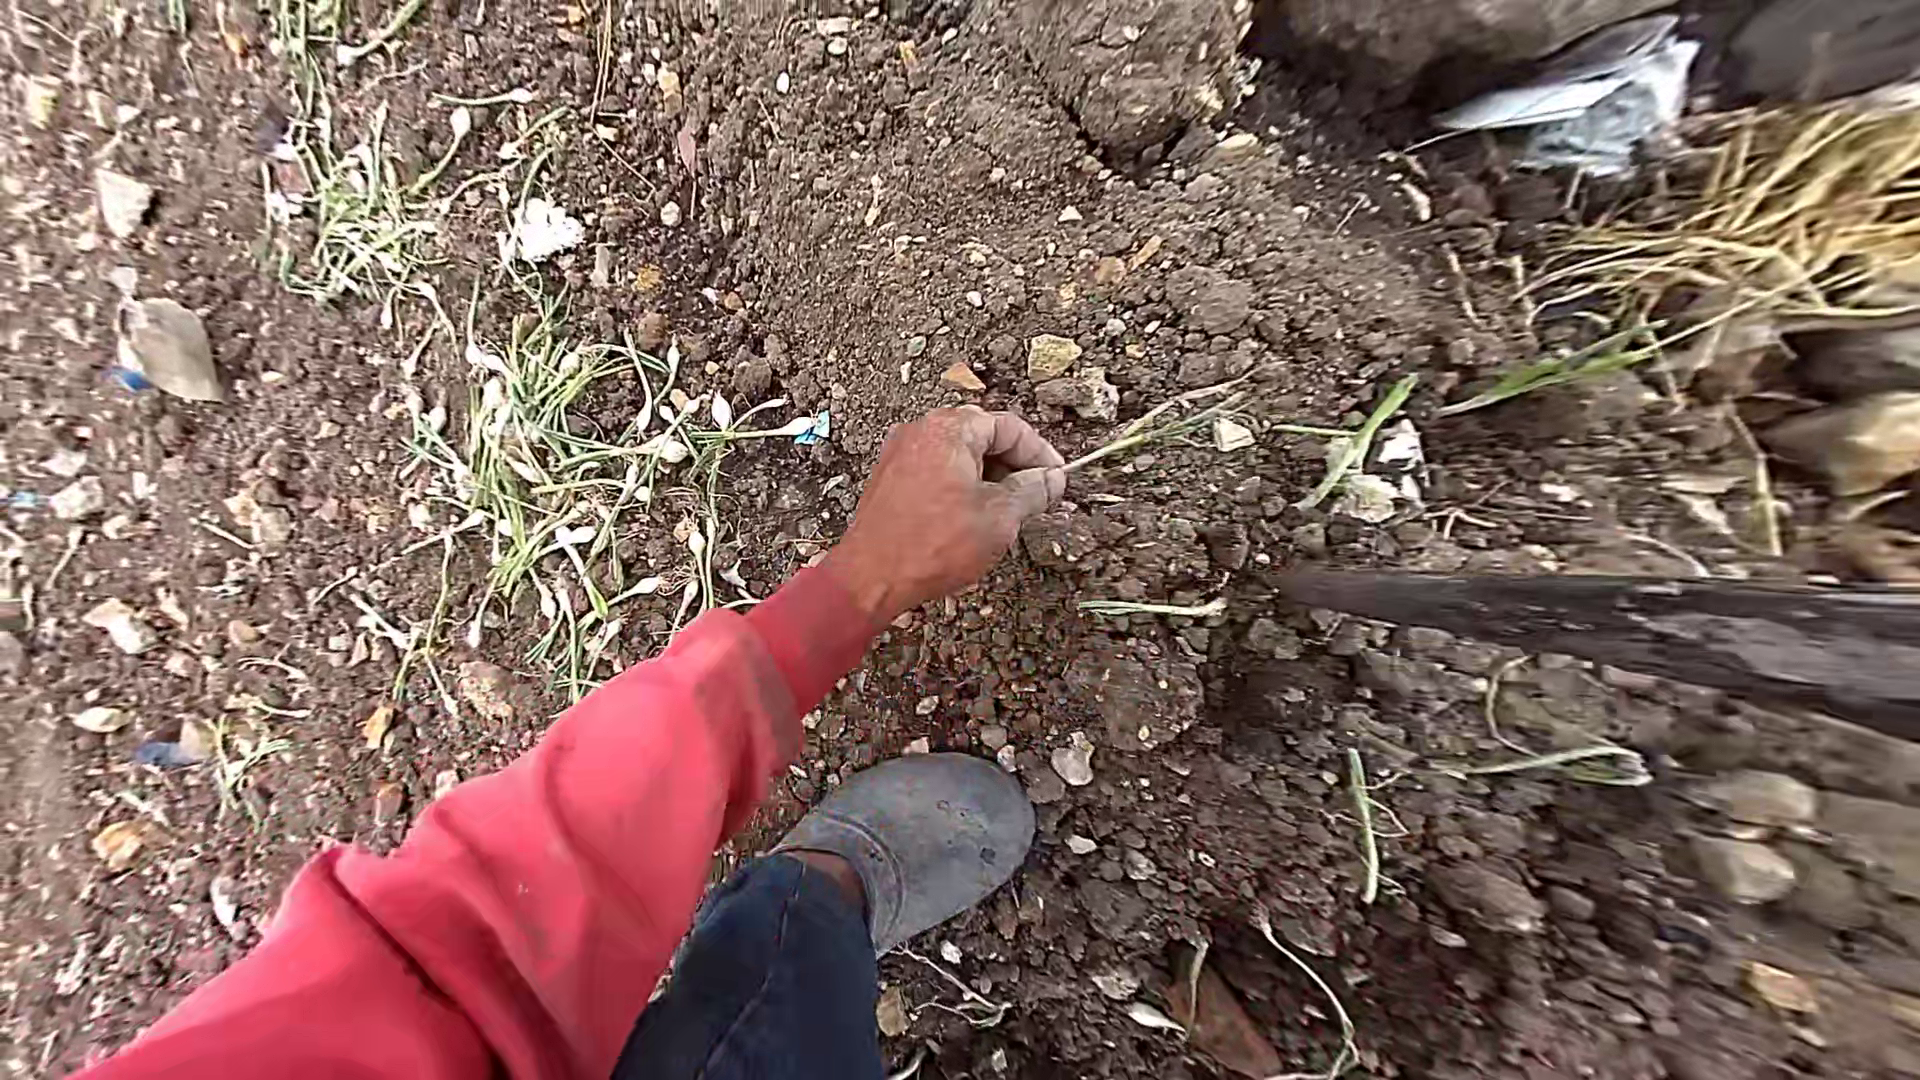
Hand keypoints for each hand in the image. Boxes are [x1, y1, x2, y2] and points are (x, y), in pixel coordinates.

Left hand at [823, 407, 1065, 623]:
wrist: (871, 577)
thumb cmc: (930, 546)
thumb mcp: (1000, 518)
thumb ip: (1033, 490)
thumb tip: (1052, 480)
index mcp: (949, 430)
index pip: (1009, 427)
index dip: (1039, 454)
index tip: (1056, 478)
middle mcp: (920, 432)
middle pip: (983, 437)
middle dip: (1014, 466)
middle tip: (1035, 496)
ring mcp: (901, 454)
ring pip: (960, 456)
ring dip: (990, 479)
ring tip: (1007, 513)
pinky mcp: (891, 479)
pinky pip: (938, 472)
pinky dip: (963, 487)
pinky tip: (974, 518)